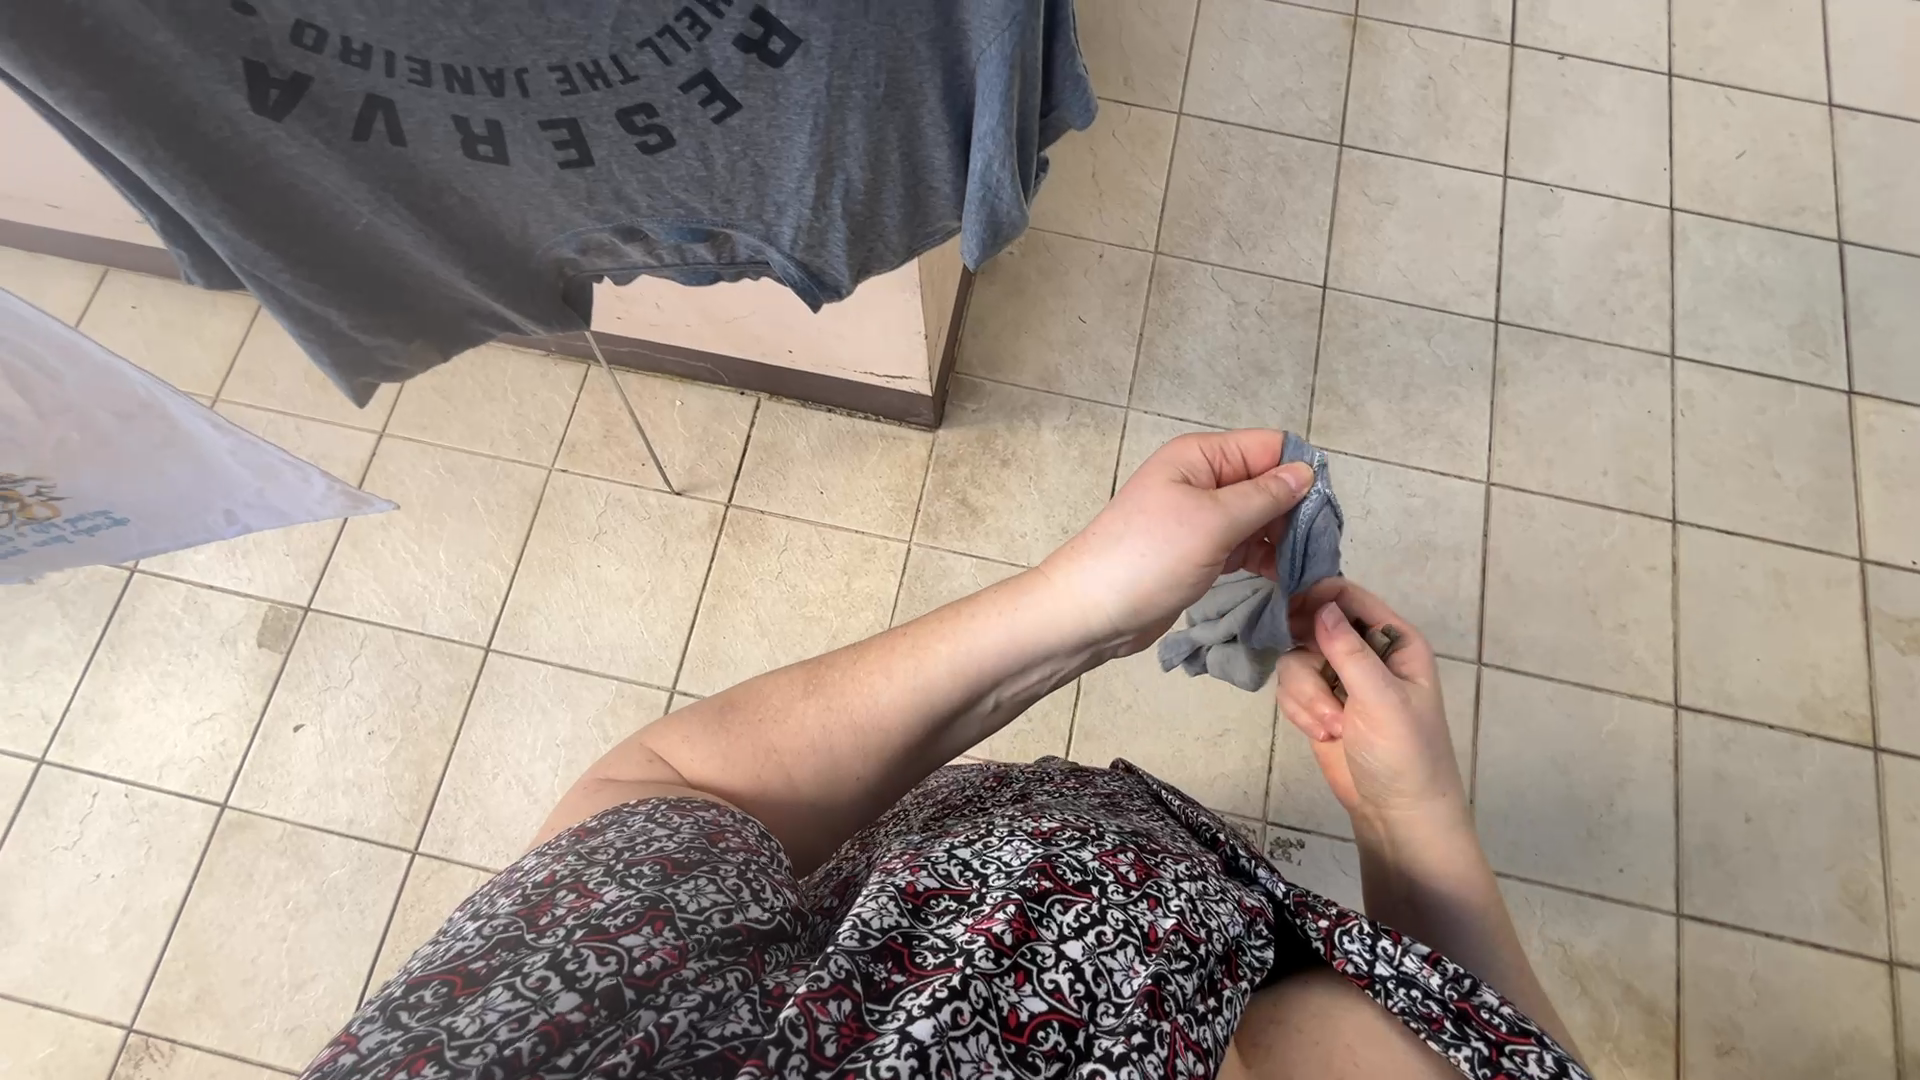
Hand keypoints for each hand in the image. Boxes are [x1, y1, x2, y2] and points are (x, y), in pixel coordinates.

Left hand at [1037, 430, 1314, 654]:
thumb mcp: (1212, 520)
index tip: (1325, 512)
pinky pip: (1244, 546)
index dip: (1300, 472)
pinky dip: (1266, 559)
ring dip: (1286, 539)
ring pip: (1259, 518)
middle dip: (1297, 511)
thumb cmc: (1149, 558)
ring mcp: (1199, 519)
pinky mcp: (1199, 553)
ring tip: (1311, 569)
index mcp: (1200, 456)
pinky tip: (1287, 579)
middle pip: (1268, 483)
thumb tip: (1306, 472)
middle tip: (1323, 550)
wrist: (1093, 611)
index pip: (1268, 447)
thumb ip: (1263, 495)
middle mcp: (1201, 480)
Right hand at [1275, 580, 1469, 836]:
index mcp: (1393, 641)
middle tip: (1312, 681)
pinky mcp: (1317, 701)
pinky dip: (1298, 710)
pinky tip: (1321, 733)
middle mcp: (1364, 652)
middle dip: (1309, 661)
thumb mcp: (1382, 699)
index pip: (1348, 597)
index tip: (1292, 619)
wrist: (1394, 812)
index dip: (1317, 599)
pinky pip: (1289, 687)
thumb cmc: (1405, 753)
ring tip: (1330, 726)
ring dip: (1306, 695)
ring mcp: (1338, 677)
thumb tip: (1320, 605)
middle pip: (1311, 626)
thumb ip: (1349, 651)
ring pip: (1295, 660)